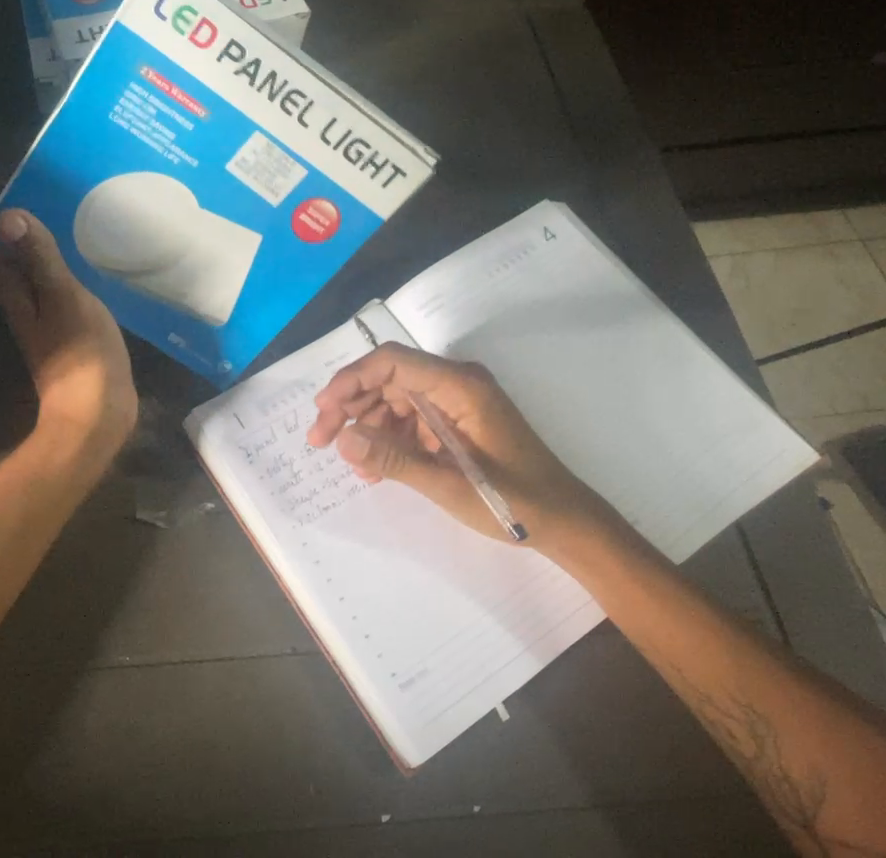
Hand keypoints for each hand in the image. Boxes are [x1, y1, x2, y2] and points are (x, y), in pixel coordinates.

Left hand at [0, 209, 137, 448]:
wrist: (97, 416)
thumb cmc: (80, 352)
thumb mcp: (63, 296)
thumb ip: (40, 258)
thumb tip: (6, 215)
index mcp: (18, 300)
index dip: (2, 230)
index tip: (15, 200)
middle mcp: (26, 315)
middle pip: (17, 274)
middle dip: (24, 245)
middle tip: (43, 210)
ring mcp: (49, 332)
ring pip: (40, 290)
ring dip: (46, 266)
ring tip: (65, 236)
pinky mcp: (73, 345)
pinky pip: (64, 306)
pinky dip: (67, 288)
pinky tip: (85, 279)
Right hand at [307, 343, 626, 554]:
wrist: (566, 522)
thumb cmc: (516, 503)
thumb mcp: (449, 485)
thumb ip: (394, 459)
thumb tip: (343, 438)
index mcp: (460, 386)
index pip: (392, 362)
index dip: (351, 379)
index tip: (323, 409)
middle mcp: (456, 384)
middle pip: (388, 379)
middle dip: (350, 405)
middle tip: (320, 440)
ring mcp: (456, 402)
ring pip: (393, 399)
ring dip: (366, 427)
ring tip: (352, 465)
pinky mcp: (455, 422)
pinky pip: (409, 419)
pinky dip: (387, 440)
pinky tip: (374, 468)